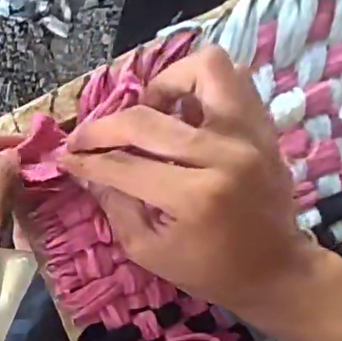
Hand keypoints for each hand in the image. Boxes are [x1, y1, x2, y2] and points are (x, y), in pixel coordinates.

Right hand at [57, 45, 328, 325]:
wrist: (276, 271)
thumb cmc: (206, 270)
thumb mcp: (146, 249)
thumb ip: (113, 203)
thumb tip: (84, 167)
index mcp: (193, 196)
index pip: (122, 164)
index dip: (85, 159)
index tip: (65, 156)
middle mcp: (223, 155)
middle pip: (146, 118)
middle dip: (104, 127)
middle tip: (88, 138)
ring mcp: (249, 134)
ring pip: (204, 69)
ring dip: (164, 85)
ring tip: (148, 113)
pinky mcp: (263, 127)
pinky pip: (232, 79)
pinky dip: (198, 87)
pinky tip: (179, 114)